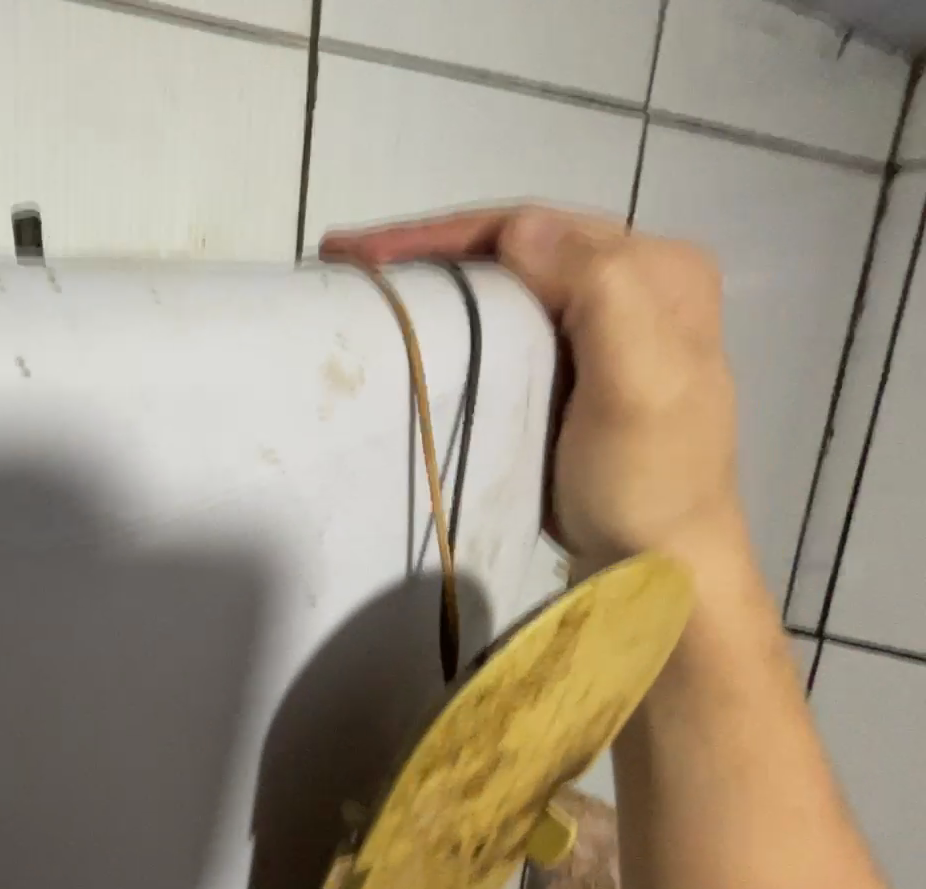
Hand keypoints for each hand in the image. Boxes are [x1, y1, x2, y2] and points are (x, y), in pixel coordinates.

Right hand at [323, 207, 750, 584]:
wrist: (652, 551)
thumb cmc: (641, 474)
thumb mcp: (637, 384)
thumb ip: (600, 294)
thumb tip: (517, 230)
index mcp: (655, 270)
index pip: (530, 227)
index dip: (438, 235)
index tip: (358, 255)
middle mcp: (629, 281)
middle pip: (512, 244)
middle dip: (424, 248)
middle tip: (343, 259)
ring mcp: (595, 321)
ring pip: (501, 277)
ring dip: (432, 275)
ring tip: (363, 283)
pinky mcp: (565, 358)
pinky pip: (499, 314)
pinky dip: (449, 310)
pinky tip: (412, 319)